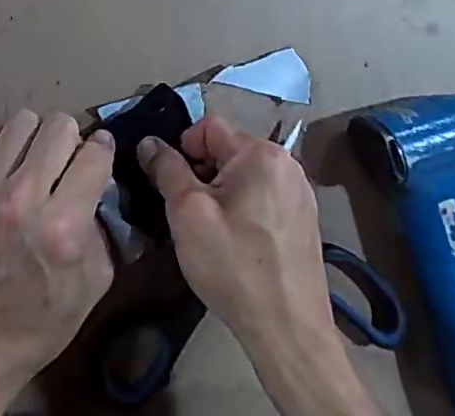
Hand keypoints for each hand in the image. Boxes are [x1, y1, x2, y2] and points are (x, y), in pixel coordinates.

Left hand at [0, 112, 114, 384]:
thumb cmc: (41, 319)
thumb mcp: (96, 279)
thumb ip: (104, 222)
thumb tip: (102, 180)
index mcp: (63, 226)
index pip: (96, 152)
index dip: (103, 150)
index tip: (99, 159)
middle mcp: (24, 199)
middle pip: (60, 125)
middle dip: (71, 139)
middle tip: (66, 162)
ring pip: (23, 120)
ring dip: (36, 136)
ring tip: (34, 160)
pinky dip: (0, 137)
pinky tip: (6, 160)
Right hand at [139, 116, 380, 415]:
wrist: (289, 329)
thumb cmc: (234, 267)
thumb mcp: (188, 214)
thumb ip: (167, 170)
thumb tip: (149, 142)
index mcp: (261, 151)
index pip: (209, 125)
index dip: (182, 147)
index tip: (173, 185)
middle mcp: (286, 161)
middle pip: (228, 147)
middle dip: (202, 171)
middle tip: (190, 212)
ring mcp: (299, 189)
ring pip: (245, 172)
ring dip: (222, 190)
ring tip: (213, 231)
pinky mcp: (304, 215)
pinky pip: (263, 193)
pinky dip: (244, 206)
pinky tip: (238, 242)